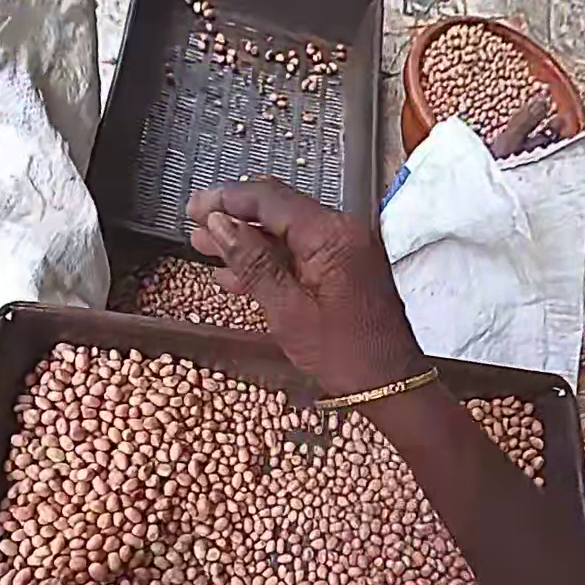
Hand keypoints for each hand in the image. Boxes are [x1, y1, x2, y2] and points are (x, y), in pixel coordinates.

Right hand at [187, 179, 425, 396]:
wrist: (388, 385)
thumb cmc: (345, 355)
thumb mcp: (287, 311)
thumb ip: (252, 263)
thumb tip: (221, 225)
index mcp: (332, 236)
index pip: (270, 199)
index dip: (226, 200)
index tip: (196, 207)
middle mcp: (343, 232)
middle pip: (278, 211)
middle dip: (233, 220)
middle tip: (196, 228)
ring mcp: (346, 249)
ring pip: (286, 234)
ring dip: (247, 242)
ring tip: (207, 250)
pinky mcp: (345, 268)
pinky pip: (301, 255)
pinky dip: (270, 262)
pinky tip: (238, 274)